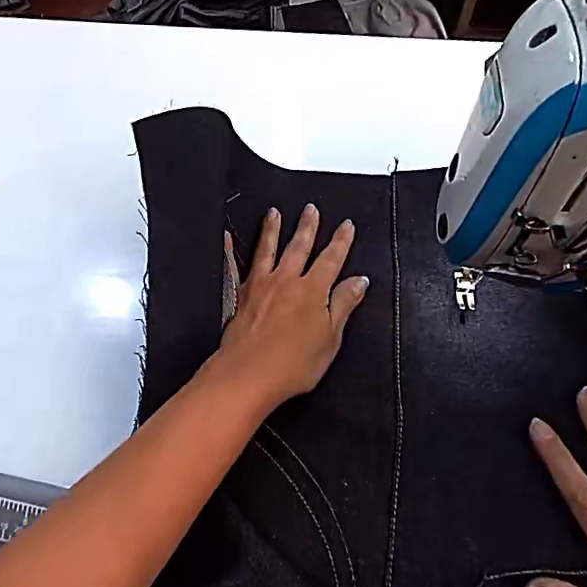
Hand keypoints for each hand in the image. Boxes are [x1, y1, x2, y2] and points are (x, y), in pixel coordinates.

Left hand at [207, 205, 367, 407]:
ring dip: (273, 229)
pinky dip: (232, 250)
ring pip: (268, 249)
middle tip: (311, 209)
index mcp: (313, 290)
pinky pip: (236, 266)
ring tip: (275, 213)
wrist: (247, 376)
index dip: (341, 241)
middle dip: (308, 226)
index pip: (331, 258)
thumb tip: (358, 282)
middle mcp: (286, 281)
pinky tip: (227, 239)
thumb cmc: (291, 364)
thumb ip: (344, 305)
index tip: (346, 225)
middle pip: (300, 246)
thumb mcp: (330, 337)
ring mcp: (261, 287)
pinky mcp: (241, 297)